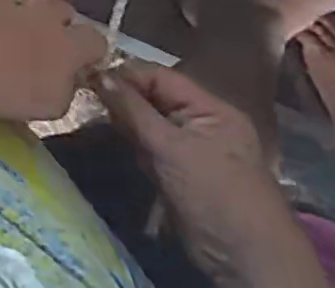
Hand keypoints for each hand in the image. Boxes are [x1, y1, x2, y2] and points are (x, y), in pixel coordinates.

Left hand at [0, 0, 106, 120]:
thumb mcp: (48, 105)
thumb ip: (68, 88)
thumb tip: (71, 75)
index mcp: (67, 43)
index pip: (96, 39)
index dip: (90, 53)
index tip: (80, 68)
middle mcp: (41, 15)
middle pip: (64, 12)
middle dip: (61, 27)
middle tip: (48, 52)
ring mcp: (8, 3)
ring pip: (30, 8)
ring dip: (28, 23)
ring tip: (12, 48)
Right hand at [96, 63, 325, 286]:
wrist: (246, 263)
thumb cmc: (215, 194)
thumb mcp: (170, 147)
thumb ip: (131, 107)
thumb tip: (97, 72)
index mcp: (211, 109)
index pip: (158, 76)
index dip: (124, 74)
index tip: (88, 76)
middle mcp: (201, 122)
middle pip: (151, 96)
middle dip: (123, 99)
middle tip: (89, 99)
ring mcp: (191, 146)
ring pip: (146, 119)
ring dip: (126, 122)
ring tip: (104, 124)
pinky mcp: (180, 168)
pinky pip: (149, 143)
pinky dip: (134, 143)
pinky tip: (126, 148)